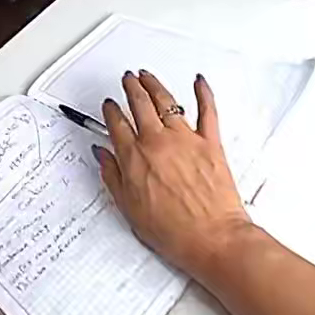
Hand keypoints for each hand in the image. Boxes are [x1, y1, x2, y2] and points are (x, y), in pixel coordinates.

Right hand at [96, 71, 256, 281]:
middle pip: (139, 103)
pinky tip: (198, 81)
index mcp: (135, 157)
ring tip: (147, 76)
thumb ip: (112, 176)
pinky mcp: (210, 142)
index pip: (116, 123)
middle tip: (127, 79)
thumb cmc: (173, 230)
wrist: (212, 238)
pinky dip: (203, 92)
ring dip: (154, 84)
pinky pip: (207, 109)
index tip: (109, 105)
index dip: (110, 110)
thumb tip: (102, 155)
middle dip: (130, 87)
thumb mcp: (129, 208)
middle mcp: (158, 141)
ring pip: (166, 100)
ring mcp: (185, 138)